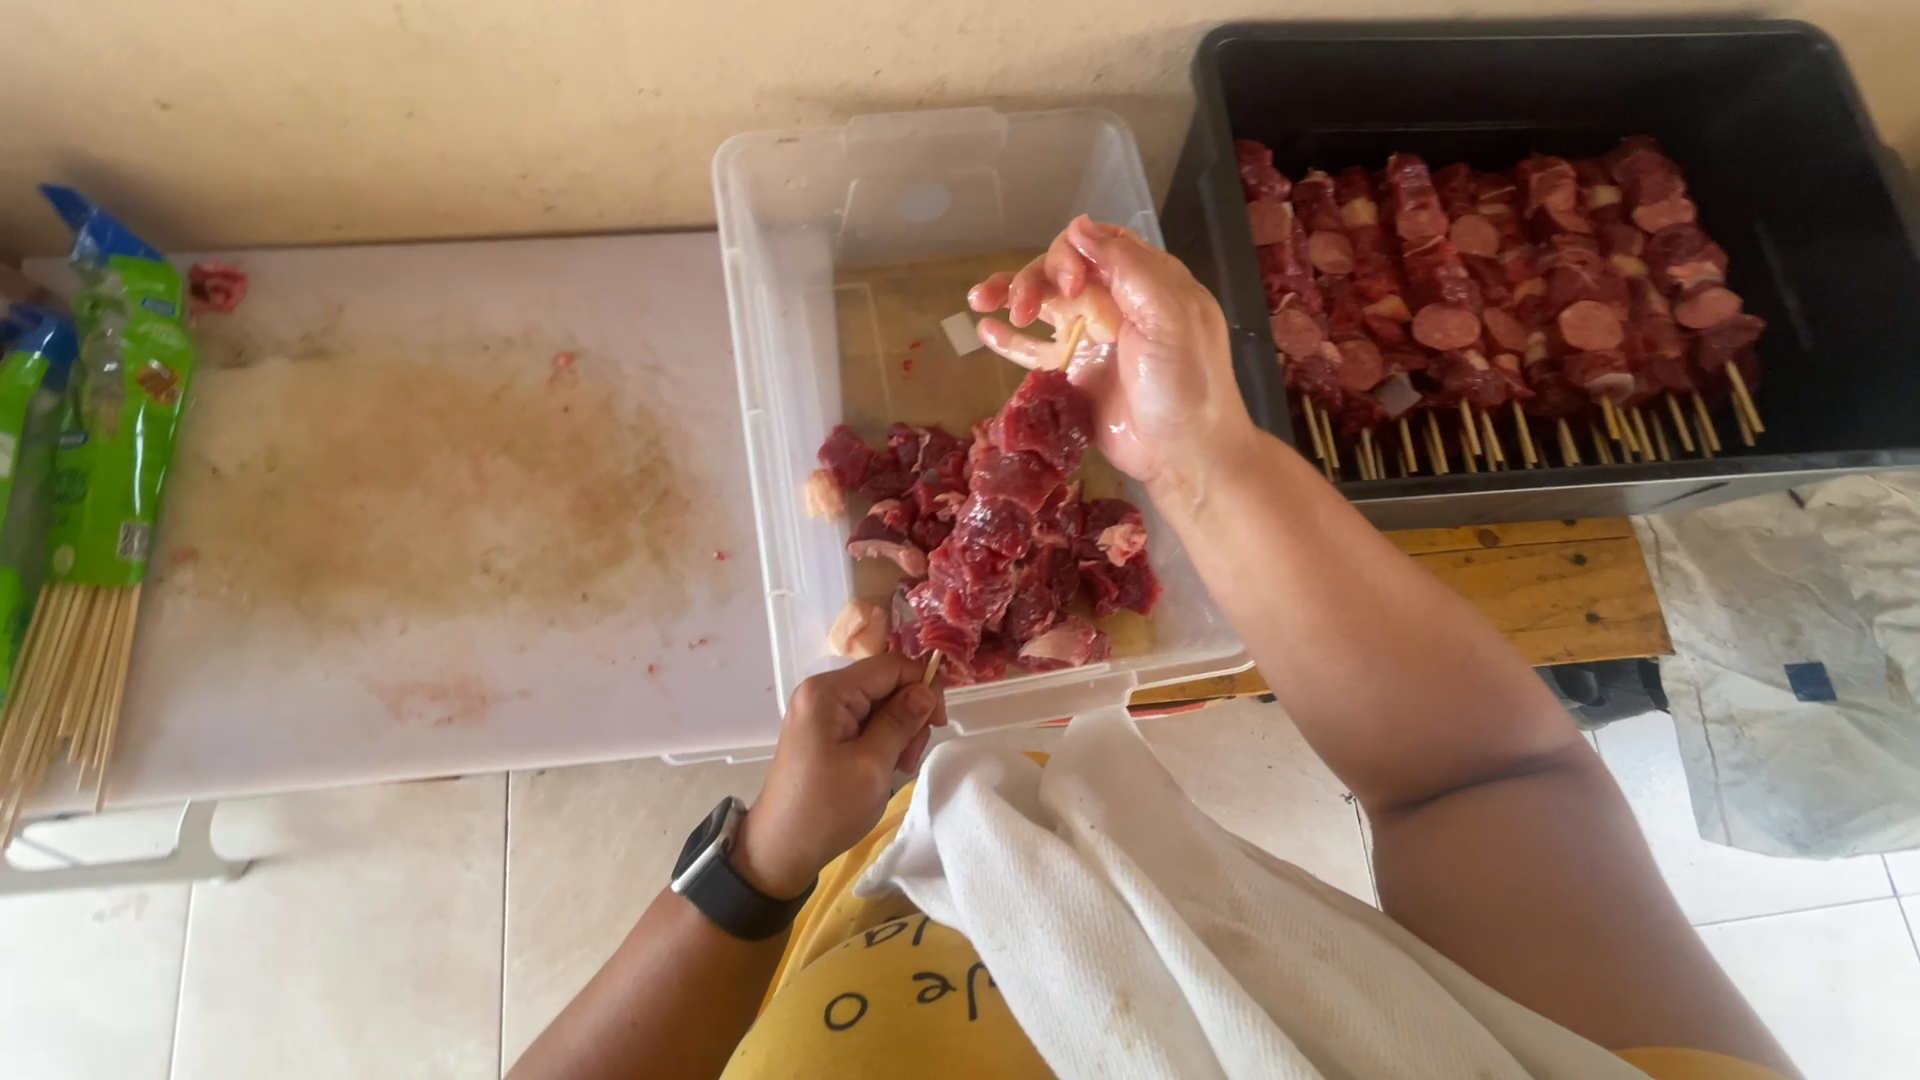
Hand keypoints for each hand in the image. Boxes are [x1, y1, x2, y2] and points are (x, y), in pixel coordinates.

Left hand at [732, 654, 946, 897]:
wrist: (780, 850)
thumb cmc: (826, 809)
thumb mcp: (873, 765)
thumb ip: (901, 721)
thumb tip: (927, 689)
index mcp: (829, 691)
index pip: (891, 665)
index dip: (923, 685)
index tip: (940, 722)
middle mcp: (821, 691)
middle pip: (886, 682)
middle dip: (909, 714)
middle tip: (911, 757)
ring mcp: (820, 710)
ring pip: (879, 702)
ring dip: (898, 730)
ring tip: (898, 767)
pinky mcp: (822, 728)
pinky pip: (864, 719)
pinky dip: (882, 738)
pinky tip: (884, 765)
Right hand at [967, 215, 1259, 487]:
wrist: (1183, 452)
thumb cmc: (1186, 382)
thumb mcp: (1169, 314)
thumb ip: (1127, 266)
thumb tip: (1079, 226)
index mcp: (1144, 282)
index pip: (1097, 245)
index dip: (1071, 252)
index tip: (1067, 281)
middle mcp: (1114, 304)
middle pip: (1061, 273)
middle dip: (1034, 278)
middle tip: (1022, 306)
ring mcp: (1090, 340)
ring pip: (1042, 305)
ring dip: (1010, 296)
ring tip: (980, 302)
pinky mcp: (1072, 376)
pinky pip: (1034, 352)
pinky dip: (1009, 340)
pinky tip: (986, 331)